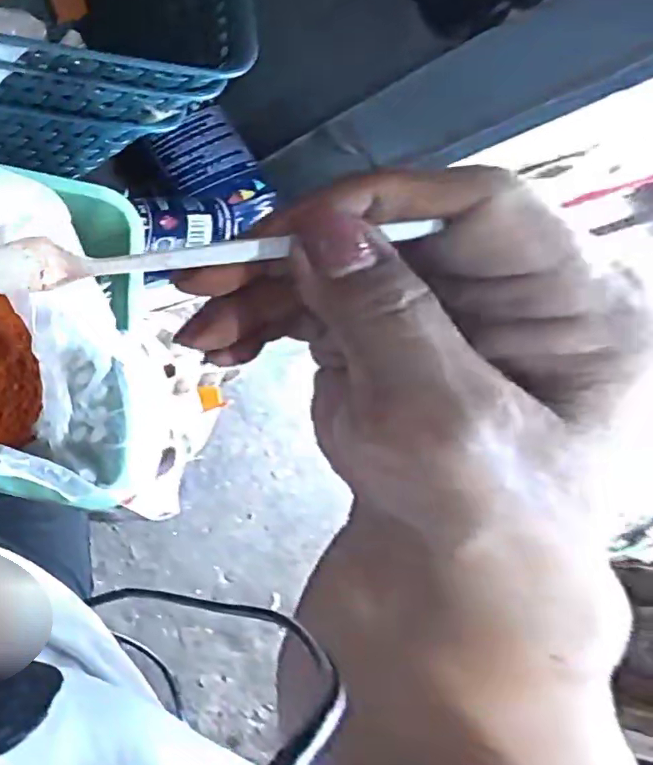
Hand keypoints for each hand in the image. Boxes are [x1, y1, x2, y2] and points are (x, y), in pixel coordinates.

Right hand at [175, 168, 649, 538]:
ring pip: (322, 271)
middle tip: (199, 282)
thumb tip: (324, 225)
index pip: (477, 205)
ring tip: (197, 338)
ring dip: (248, 299)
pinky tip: (222, 349)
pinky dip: (253, 323)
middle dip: (278, 260)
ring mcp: (427, 313)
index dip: (373, 203)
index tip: (278, 236)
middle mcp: (496, 290)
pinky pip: (301, 306)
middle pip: (373, 237)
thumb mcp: (433, 410)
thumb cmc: (471, 501)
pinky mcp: (371, 335)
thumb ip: (385, 314)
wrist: (445, 561)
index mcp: (566, 297)